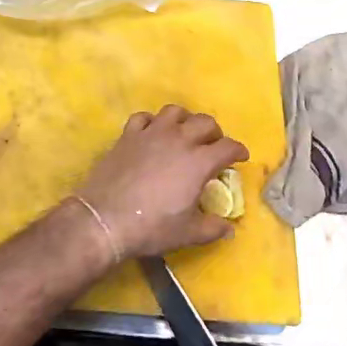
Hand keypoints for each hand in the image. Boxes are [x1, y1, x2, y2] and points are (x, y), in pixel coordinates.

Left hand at [77, 105, 247, 259]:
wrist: (106, 218)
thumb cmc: (152, 227)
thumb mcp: (189, 234)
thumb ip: (213, 228)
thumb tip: (229, 228)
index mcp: (199, 161)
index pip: (227, 147)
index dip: (238, 150)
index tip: (240, 157)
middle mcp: (178, 139)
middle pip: (204, 122)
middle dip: (215, 132)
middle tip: (213, 146)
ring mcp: (151, 133)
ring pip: (175, 111)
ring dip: (185, 119)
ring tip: (185, 132)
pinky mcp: (128, 135)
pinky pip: (144, 117)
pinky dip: (152, 122)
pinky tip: (152, 133)